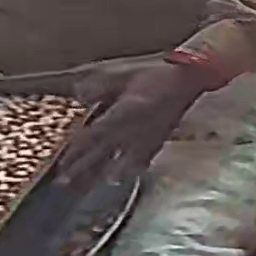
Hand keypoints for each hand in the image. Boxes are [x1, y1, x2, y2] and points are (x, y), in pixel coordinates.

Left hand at [57, 61, 209, 184]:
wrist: (194, 75)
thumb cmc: (158, 72)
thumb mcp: (120, 73)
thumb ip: (97, 86)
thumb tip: (81, 97)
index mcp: (125, 112)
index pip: (95, 136)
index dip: (77, 151)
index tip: (62, 164)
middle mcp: (138, 127)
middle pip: (108, 151)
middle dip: (89, 167)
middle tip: (71, 183)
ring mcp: (153, 131)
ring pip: (130, 155)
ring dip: (116, 170)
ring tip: (105, 183)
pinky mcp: (165, 132)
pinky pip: (149, 151)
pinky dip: (140, 162)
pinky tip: (137, 170)